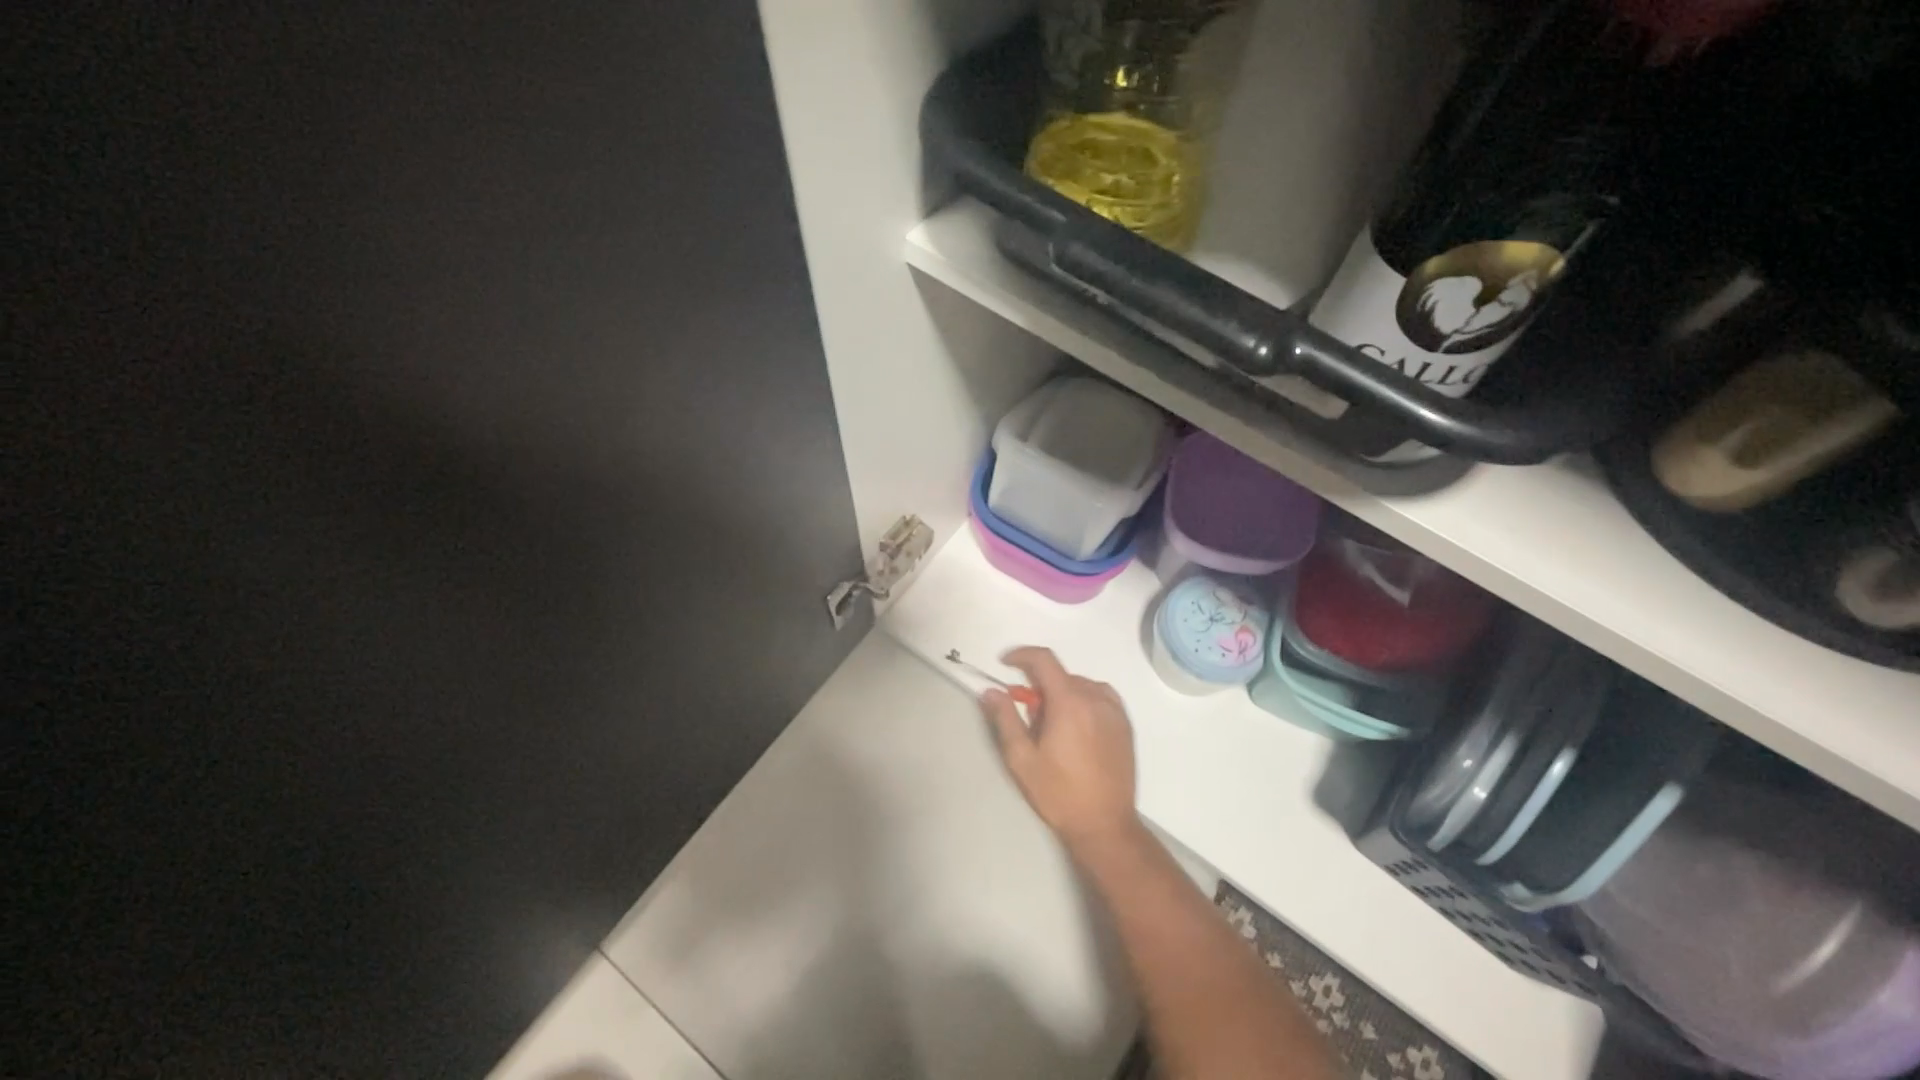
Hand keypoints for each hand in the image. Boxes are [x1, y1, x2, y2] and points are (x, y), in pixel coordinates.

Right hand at [981, 646, 1138, 851]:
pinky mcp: (1126, 726)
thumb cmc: (1058, 793)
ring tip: (1054, 730)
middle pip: (1062, 676)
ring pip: (1082, 686)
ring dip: (1062, 695)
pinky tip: (1076, 729)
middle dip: (1040, 687)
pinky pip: (1101, 698)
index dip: (1022, 655)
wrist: (1105, 824)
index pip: (1044, 660)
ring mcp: (1115, 711)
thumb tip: (991, 691)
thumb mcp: (1021, 758)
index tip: (1005, 663)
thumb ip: (1005, 719)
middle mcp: (1096, 699)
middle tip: (1029, 721)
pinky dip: (1084, 701)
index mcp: (1070, 703)